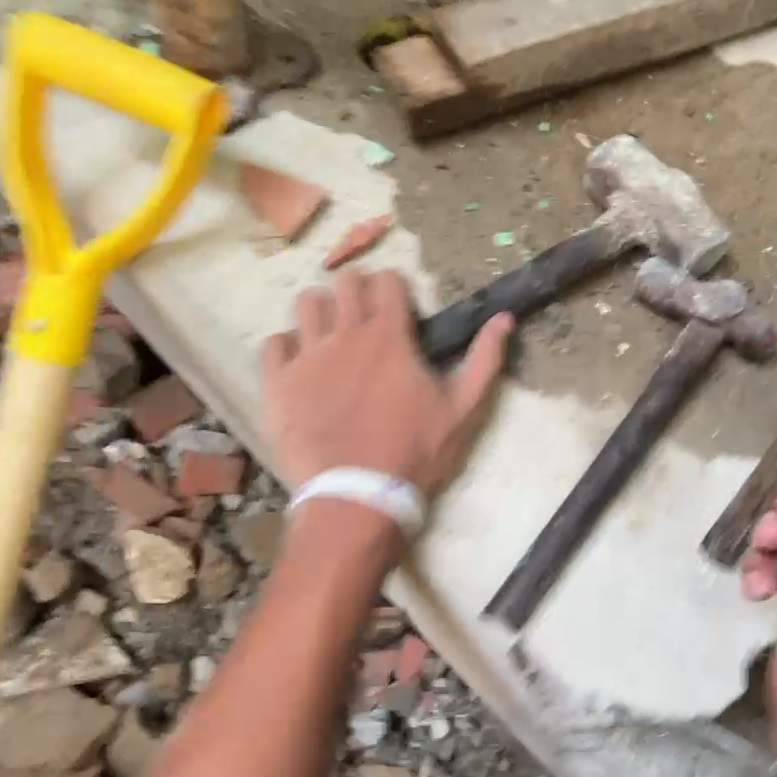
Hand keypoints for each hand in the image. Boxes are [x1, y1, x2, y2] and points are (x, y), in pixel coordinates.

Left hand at [260, 270, 512, 494]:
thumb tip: (504, 318)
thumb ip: (484, 360)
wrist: (360, 496)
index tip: (398, 309)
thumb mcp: (462, 411)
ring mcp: (307, 357)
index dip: (394, 289)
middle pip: (344, 283)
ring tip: (328, 337)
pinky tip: (298, 366)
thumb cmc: (416, 454)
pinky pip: (273, 345)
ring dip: (319, 313)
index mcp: (389, 337)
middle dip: (356, 292)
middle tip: (364, 320)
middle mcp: (345, 334)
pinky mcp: (278, 384)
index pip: (387, 281)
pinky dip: (285, 349)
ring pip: (304, 304)